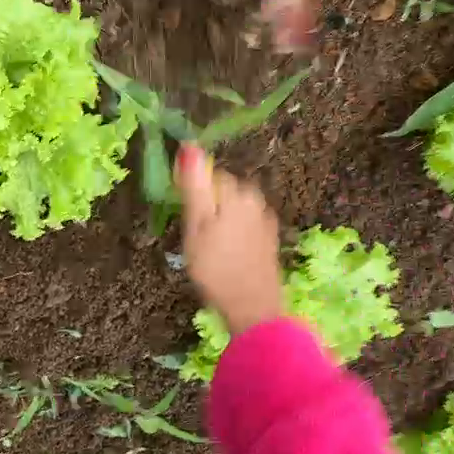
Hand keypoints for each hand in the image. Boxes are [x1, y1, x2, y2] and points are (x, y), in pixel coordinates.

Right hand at [177, 144, 283, 335]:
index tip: (185, 216)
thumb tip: (188, 146)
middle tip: (194, 235)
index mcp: (237, 193)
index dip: (193, 193)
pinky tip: (225, 254)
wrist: (252, 307)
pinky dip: (232, 235)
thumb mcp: (196, 224)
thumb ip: (194, 184)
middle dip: (208, 206)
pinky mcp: (268, 241)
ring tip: (208, 247)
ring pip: (233, 209)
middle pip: (223, 191)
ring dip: (220, 221)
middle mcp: (256, 201)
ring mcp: (265, 221)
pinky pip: (244, 226)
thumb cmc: (216, 266)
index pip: (209, 175)